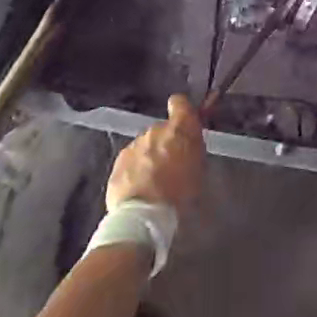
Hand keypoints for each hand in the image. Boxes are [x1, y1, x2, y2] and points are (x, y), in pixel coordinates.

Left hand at [107, 94, 204, 210]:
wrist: (145, 214)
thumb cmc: (182, 190)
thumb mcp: (199, 166)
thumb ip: (192, 145)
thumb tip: (188, 139)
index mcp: (179, 128)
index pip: (180, 102)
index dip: (182, 108)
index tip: (184, 118)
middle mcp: (154, 130)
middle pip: (161, 129)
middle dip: (165, 142)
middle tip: (171, 163)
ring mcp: (133, 146)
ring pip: (144, 146)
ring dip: (149, 156)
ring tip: (154, 180)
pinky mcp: (117, 163)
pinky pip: (131, 161)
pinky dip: (135, 169)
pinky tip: (140, 188)